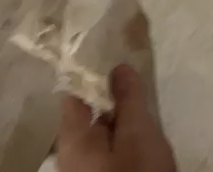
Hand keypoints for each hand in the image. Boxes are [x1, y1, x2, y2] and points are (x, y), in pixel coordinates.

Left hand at [57, 65, 177, 171]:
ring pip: (99, 133)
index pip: (72, 95)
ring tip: (143, 103)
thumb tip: (118, 67)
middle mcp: (70, 157)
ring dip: (120, 116)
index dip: (91, 73)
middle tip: (137, 80)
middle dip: (111, 96)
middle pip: (86, 114)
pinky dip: (121, 136)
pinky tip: (140, 133)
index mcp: (72, 141)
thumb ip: (128, 98)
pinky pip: (105, 150)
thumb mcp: (138, 132)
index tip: (114, 54)